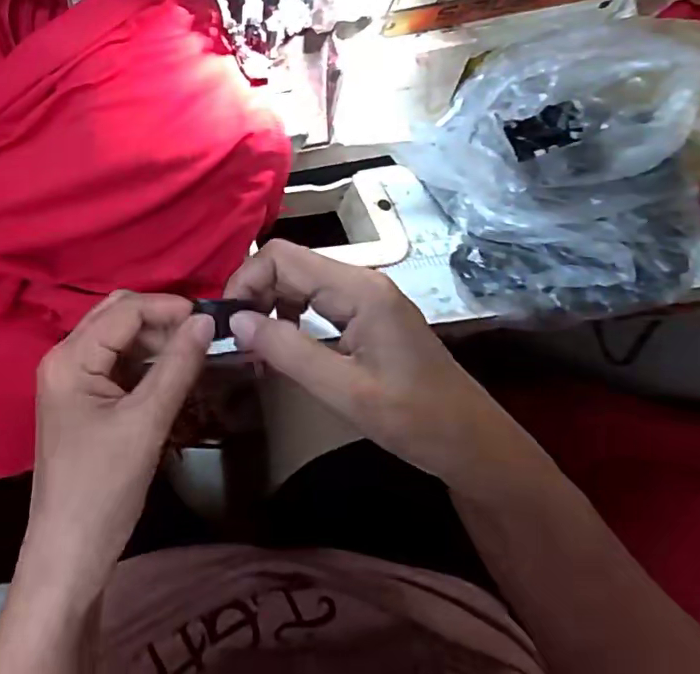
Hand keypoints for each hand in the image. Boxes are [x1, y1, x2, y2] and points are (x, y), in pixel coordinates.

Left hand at [18, 292, 214, 596]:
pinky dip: (143, 360)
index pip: (123, 311)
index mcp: (69, 358)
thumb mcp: (145, 423)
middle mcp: (63, 358)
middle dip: (159, 319)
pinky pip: (114, 362)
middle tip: (201, 334)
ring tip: (192, 351)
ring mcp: (69, 379)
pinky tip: (170, 370)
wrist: (69, 554)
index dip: (167, 308)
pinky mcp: (80, 399)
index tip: (209, 318)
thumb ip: (176, 366)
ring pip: (117, 337)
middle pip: (116, 316)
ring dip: (153, 339)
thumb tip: (206, 321)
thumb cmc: (103, 489)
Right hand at [224, 240, 547, 496]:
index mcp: (359, 289)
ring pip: (300, 281)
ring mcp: (366, 295)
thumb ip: (288, 351)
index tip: (227, 322)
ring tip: (255, 348)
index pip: (282, 257)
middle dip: (255, 294)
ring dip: (270, 306)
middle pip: (289, 264)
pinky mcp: (367, 313)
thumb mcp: (346, 392)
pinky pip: (316, 300)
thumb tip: (235, 321)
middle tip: (235, 340)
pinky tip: (283, 347)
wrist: (472, 443)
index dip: (246, 281)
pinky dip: (290, 317)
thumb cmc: (416, 420)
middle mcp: (362, 280)